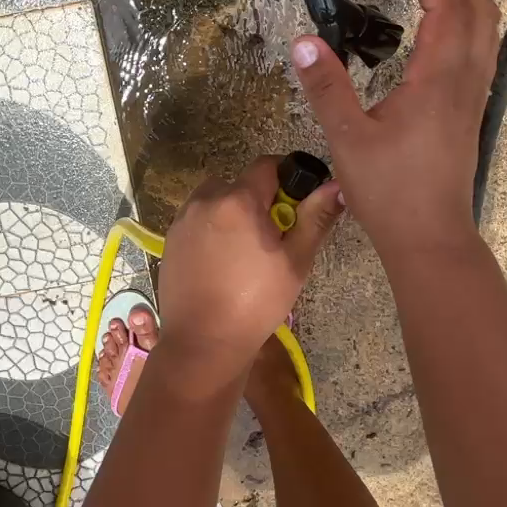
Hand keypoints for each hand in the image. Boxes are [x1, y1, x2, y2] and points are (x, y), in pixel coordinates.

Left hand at [153, 156, 342, 379]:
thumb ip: (315, 218)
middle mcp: (205, 200)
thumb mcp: (295, 261)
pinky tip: (222, 262)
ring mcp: (183, 219)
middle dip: (258, 200)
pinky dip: (213, 229)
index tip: (296, 204)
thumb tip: (336, 186)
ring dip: (233, 212)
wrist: (204, 341)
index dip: (286, 178)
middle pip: (239, 183)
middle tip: (272, 237)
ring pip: (216, 199)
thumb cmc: (256, 302)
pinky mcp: (170, 239)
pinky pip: (198, 220)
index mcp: (238, 200)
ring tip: (245, 251)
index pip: (267, 166)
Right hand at [292, 0, 497, 246]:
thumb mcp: (347, 138)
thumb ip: (326, 87)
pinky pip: (483, 50)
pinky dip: (471, 22)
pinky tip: (448, 29)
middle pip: (480, 10)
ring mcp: (474, 97)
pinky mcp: (471, 112)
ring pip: (488, 30)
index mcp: (439, 80)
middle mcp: (466, 80)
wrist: (430, 237)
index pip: (447, 8)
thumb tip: (303, 42)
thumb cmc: (389, 190)